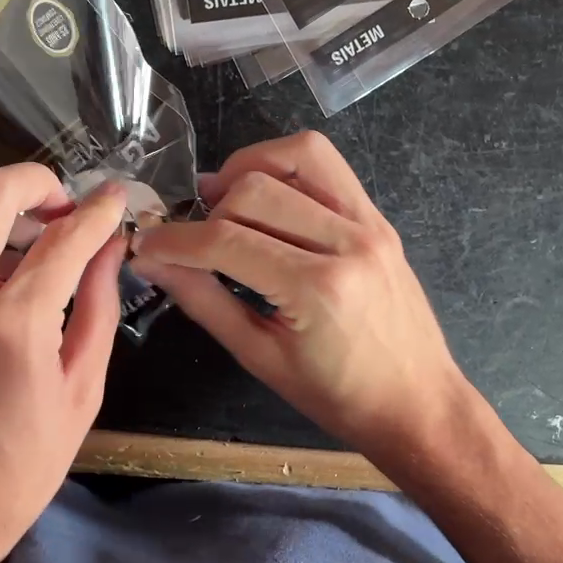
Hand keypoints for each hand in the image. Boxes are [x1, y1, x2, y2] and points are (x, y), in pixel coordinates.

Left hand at [0, 165, 126, 562]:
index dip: (97, 212)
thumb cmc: (21, 471)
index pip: (62, 241)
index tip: (115, 198)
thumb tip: (108, 254)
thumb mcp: (81, 395)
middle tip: (61, 201)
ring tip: (16, 235)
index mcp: (13, 329)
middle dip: (34, 181)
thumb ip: (95, 313)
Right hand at [129, 131, 476, 463]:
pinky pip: (329, 167)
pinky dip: (287, 167)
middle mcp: (347, 243)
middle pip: (254, 191)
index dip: (174, 241)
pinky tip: (266, 195)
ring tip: (222, 201)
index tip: (146, 246)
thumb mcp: (262, 358)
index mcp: (316, 290)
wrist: (416, 404)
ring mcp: (370, 225)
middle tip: (188, 240)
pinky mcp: (380, 220)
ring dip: (247, 169)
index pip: (225, 241)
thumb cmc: (337, 398)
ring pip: (296, 157)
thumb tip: (153, 263)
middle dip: (206, 211)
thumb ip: (206, 303)